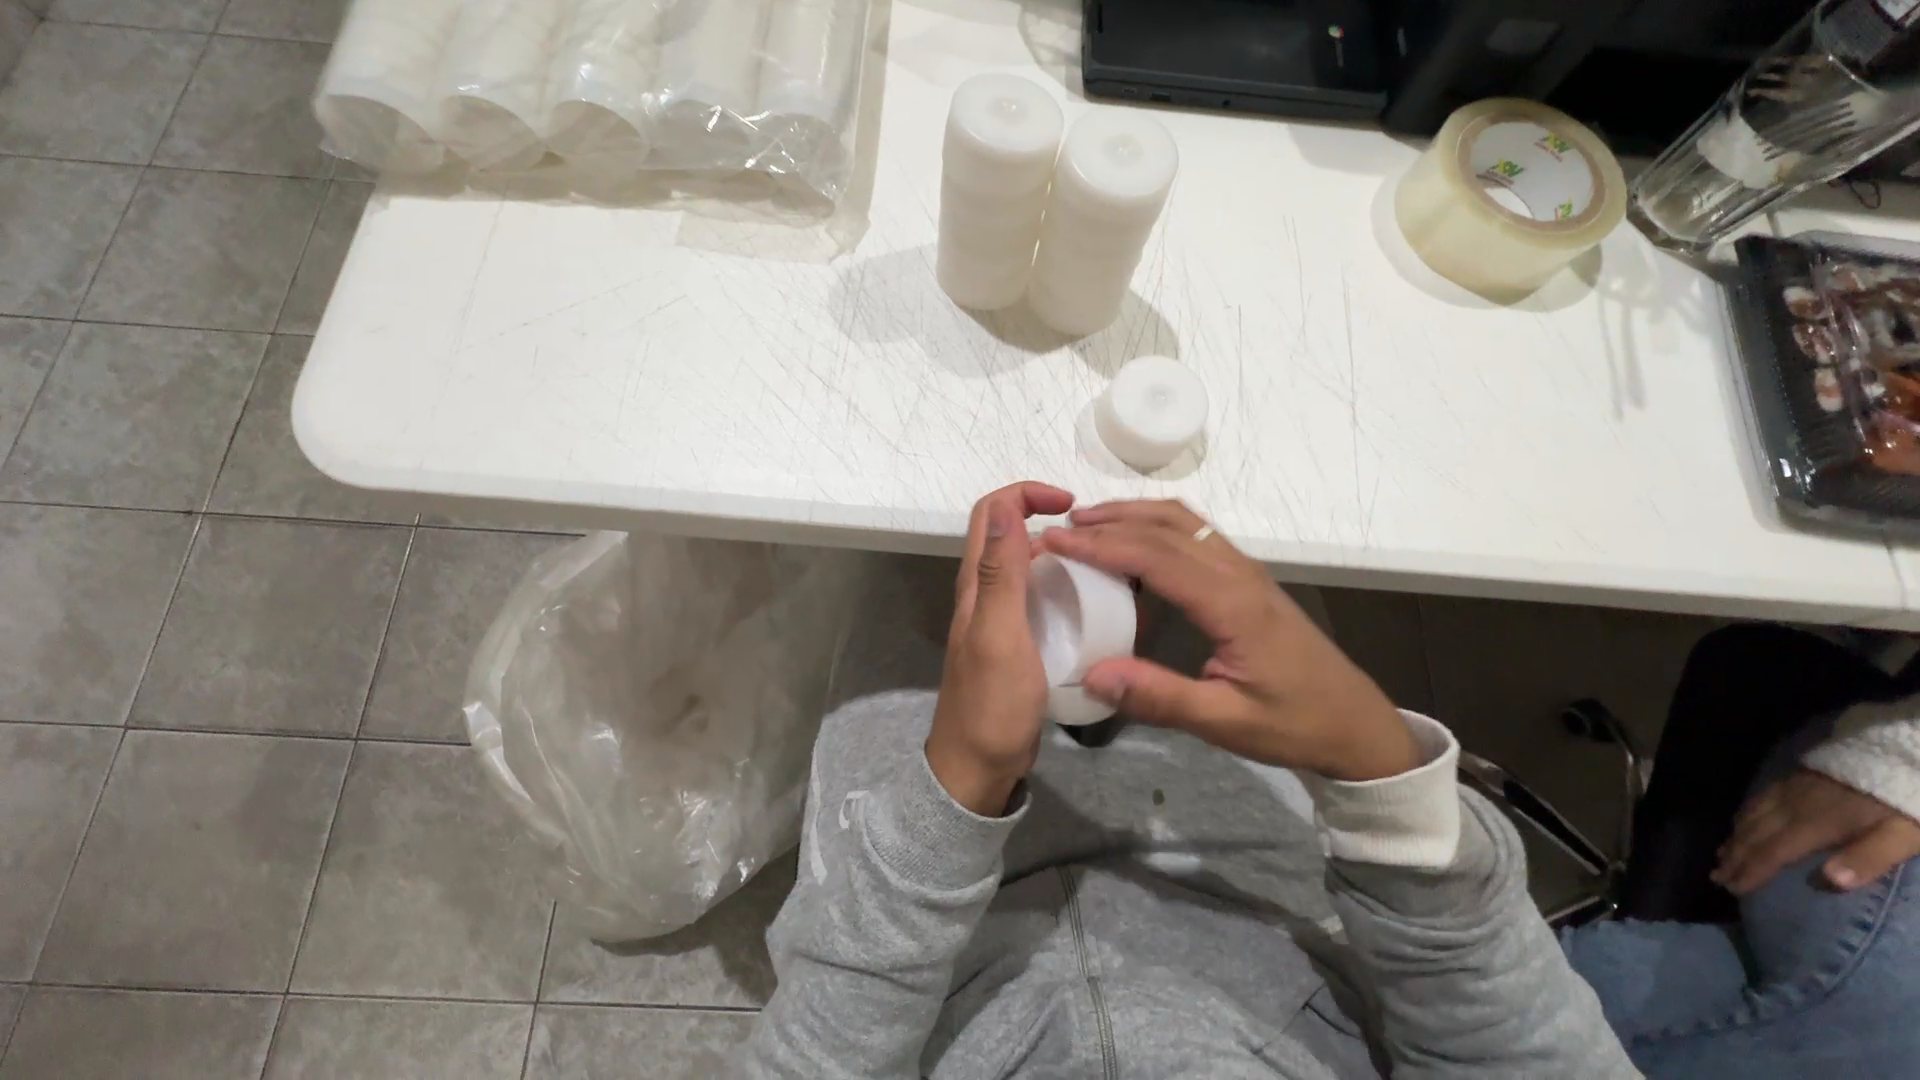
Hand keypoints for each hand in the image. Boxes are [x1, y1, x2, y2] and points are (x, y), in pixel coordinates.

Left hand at [925, 482, 1075, 815]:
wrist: (979, 765)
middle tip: (1095, 536)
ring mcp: (999, 618)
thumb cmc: (991, 703)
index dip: (1027, 494)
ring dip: (1059, 553)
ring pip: (1025, 566)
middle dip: (1048, 518)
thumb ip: (999, 573)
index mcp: (975, 584)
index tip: (1071, 505)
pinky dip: (1062, 587)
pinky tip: (1091, 604)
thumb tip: (1005, 508)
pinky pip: (1038, 598)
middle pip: (1008, 534)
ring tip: (1103, 565)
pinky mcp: (1016, 642)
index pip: (991, 513)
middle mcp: (983, 593)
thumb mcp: (998, 634)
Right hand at [1038, 500, 1420, 781]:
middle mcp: (1238, 572)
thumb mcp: (1225, 722)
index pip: (1155, 556)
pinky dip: (1154, 526)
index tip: (1054, 542)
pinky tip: (1131, 544)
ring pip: (1183, 520)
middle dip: (1108, 522)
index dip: (1100, 545)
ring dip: (1132, 515)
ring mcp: (1245, 570)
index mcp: (1232, 603)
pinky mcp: (1246, 578)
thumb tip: (1092, 676)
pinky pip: (1195, 533)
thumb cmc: (1294, 724)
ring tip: (1085, 524)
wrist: (1355, 724)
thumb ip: (1159, 697)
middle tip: (1058, 530)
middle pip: (1166, 526)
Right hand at [1713, 768, 1919, 893]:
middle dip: (1734, 858)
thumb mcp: (1902, 836)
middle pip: (1754, 837)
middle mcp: (1789, 811)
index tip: (1733, 888)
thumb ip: (1868, 858)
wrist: (1895, 756)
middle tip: (1717, 877)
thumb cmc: (1900, 804)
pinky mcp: (1789, 782)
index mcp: (1813, 826)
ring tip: (1721, 855)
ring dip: (1734, 839)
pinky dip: (1741, 817)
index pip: (1773, 854)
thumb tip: (1830, 881)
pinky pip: (1755, 802)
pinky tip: (1738, 823)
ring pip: (1750, 819)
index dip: (1751, 872)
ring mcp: (1786, 794)